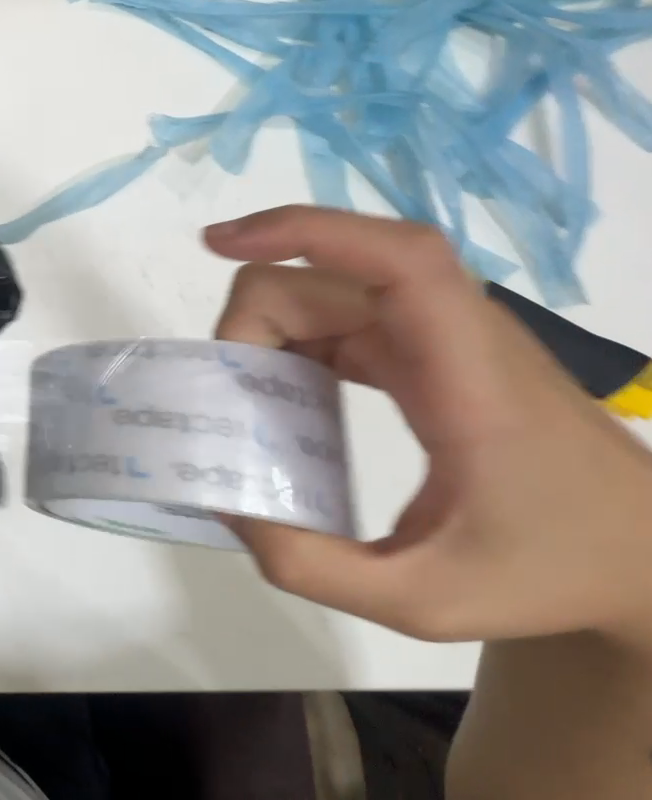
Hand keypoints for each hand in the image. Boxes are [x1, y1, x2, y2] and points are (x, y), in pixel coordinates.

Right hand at [206, 206, 651, 644]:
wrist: (641, 563)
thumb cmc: (547, 574)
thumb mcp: (424, 602)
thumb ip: (312, 565)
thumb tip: (224, 504)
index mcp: (472, 381)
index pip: (401, 262)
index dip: (307, 231)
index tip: (222, 245)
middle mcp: (455, 338)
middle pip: (326, 278)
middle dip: (253, 323)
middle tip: (227, 396)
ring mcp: (438, 340)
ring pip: (321, 291)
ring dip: (263, 334)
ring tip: (250, 404)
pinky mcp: (423, 352)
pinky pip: (333, 318)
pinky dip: (286, 344)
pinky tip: (279, 393)